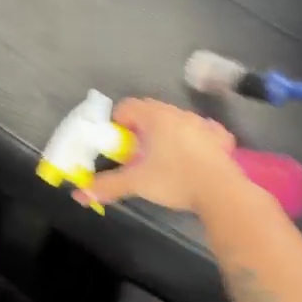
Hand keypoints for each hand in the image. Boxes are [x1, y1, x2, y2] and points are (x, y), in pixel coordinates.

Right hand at [75, 98, 241, 212]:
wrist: (222, 193)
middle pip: (151, 110)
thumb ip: (107, 185)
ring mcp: (202, 125)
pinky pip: (202, 130)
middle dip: (139, 126)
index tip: (117, 143)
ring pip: (176, 119)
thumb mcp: (136, 183)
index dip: (117, 122)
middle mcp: (179, 114)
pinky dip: (193, 138)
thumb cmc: (175, 180)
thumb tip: (78, 195)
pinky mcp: (220, 139)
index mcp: (156, 118)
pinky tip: (192, 154)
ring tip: (161, 155)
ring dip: (165, 131)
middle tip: (135, 150)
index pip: (128, 106)